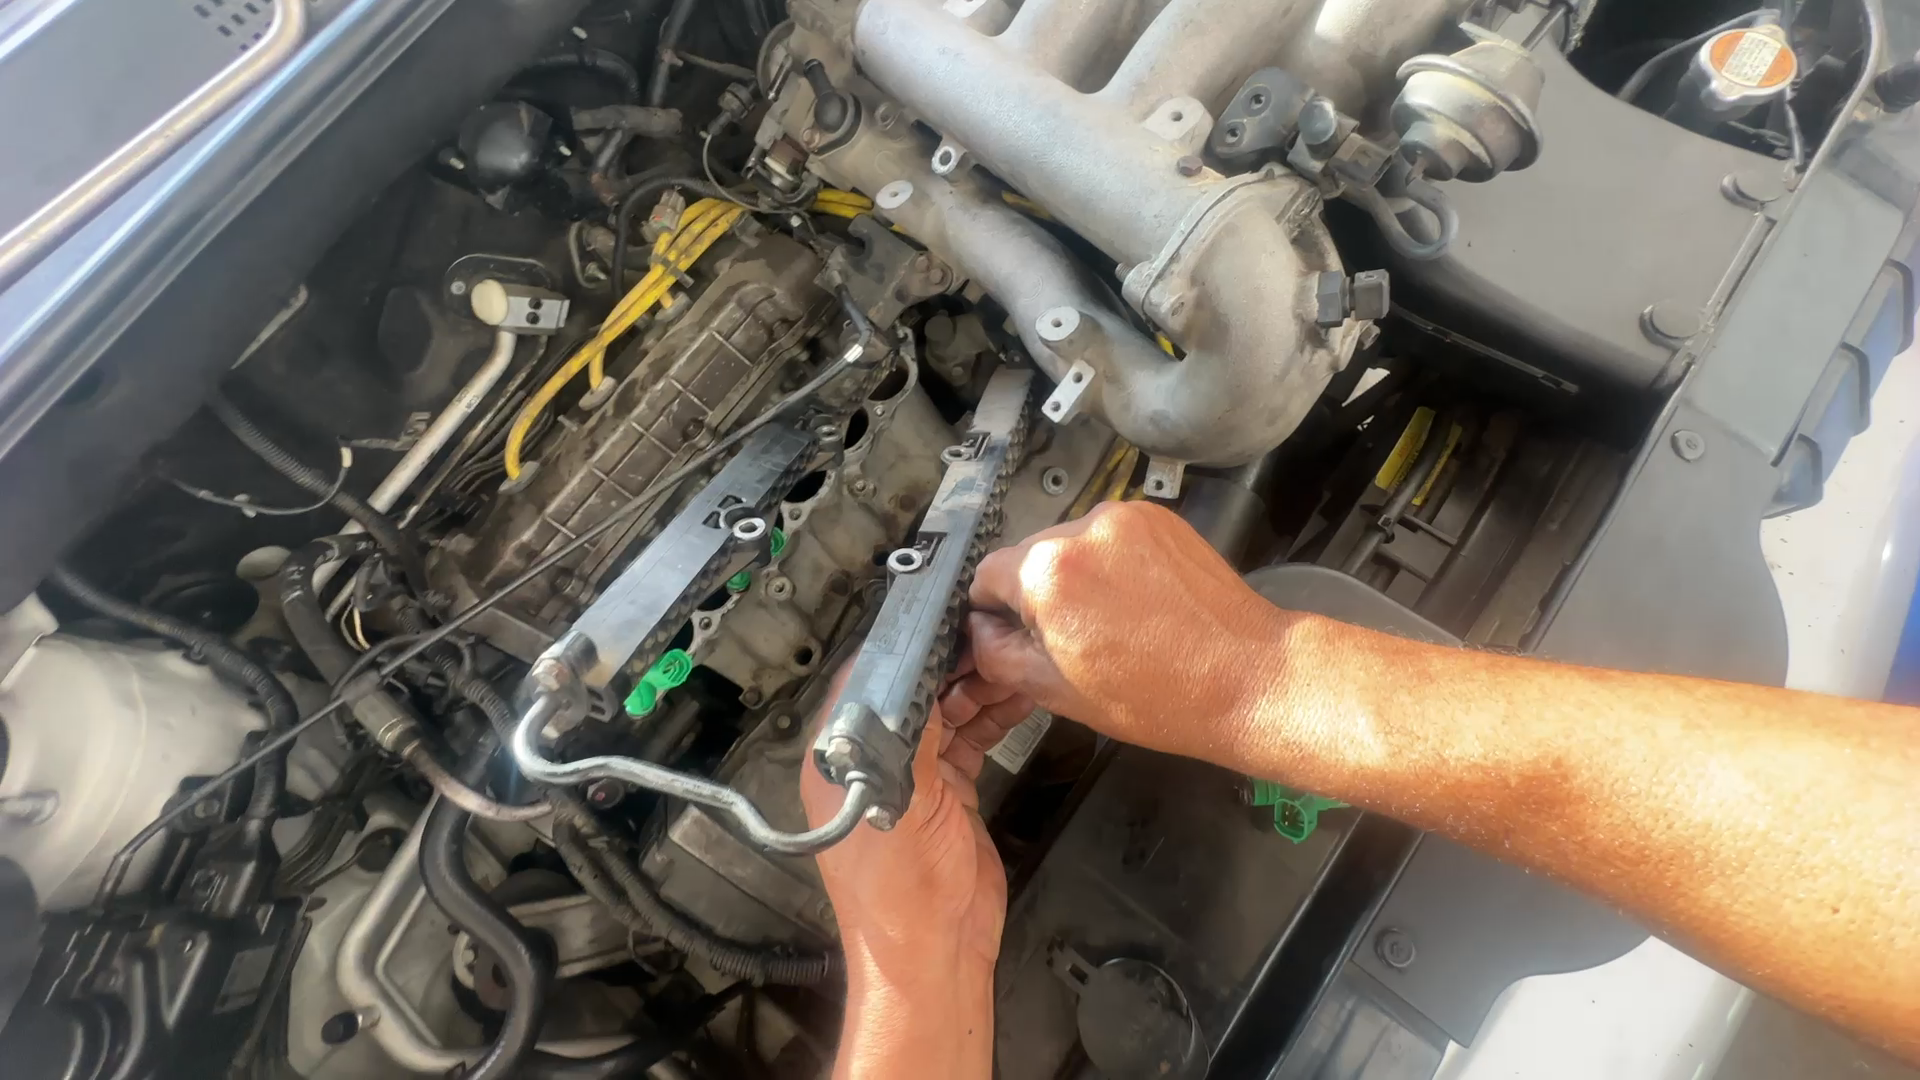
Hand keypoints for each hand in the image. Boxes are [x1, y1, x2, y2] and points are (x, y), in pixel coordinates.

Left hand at [801, 664, 1032, 1077]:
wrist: (939, 956)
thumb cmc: (903, 894)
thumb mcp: (904, 801)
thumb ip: (911, 735)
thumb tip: (920, 672)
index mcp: (840, 758)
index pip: (864, 681)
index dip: (900, 647)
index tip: (937, 619)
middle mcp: (873, 759)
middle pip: (910, 689)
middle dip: (948, 662)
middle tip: (987, 636)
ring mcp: (913, 774)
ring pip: (944, 710)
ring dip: (976, 686)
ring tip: (1010, 661)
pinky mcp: (947, 788)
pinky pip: (969, 737)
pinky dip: (992, 717)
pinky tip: (1017, 699)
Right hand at [967, 501, 1296, 764]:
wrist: (1247, 677)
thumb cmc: (1155, 696)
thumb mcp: (1055, 690)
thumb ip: (996, 653)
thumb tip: (978, 628)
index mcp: (1047, 573)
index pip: (986, 576)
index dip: (995, 611)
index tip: (1018, 634)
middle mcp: (1080, 530)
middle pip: (1027, 555)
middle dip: (1036, 592)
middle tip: (1071, 635)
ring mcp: (1122, 517)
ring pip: (1068, 543)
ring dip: (1074, 574)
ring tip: (1111, 617)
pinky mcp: (1155, 516)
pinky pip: (1107, 535)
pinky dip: (1109, 561)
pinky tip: (1135, 597)